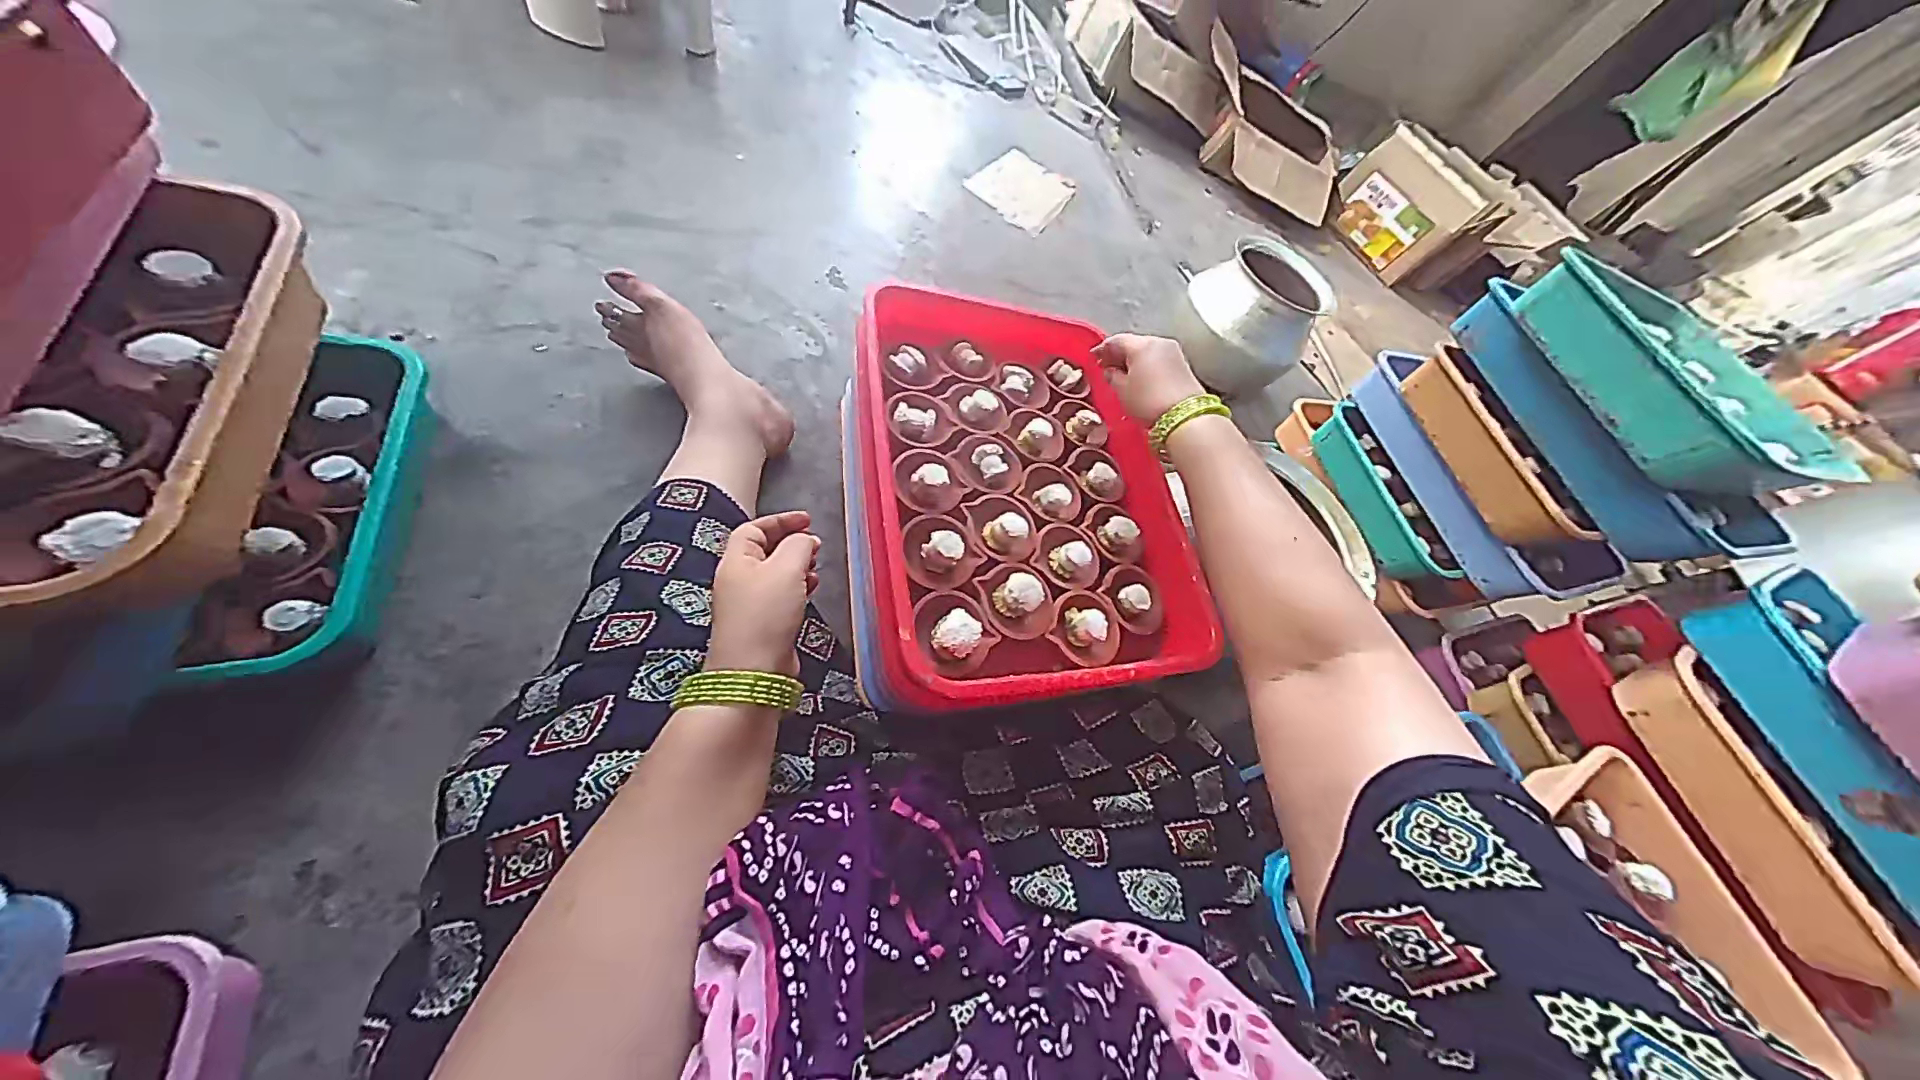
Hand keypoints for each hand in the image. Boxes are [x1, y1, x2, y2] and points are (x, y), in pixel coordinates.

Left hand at [706, 510, 819, 677]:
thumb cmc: (766, 614)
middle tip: (815, 544)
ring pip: (775, 573)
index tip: (807, 520)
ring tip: (816, 567)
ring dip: (797, 566)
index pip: (755, 528)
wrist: (754, 669)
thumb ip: (798, 546)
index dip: (781, 520)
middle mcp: (739, 579)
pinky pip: (781, 595)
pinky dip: (797, 587)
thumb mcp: (786, 569)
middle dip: (791, 543)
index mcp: (736, 561)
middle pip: (764, 550)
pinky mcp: (762, 623)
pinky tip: (811, 591)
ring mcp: (749, 603)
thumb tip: (807, 540)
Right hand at [1092, 334, 1206, 424]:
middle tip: (1106, 365)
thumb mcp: (1122, 391)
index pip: (1117, 340)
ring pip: (1147, 351)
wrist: (1184, 418)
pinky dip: (1146, 365)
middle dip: (1119, 353)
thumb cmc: (1149, 402)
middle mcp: (1159, 343)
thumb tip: (1110, 371)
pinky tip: (1140, 378)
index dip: (1102, 349)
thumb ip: (1112, 376)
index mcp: (1142, 345)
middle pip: (1134, 343)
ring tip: (1122, 374)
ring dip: (1133, 360)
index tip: (1094, 357)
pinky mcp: (1182, 365)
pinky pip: (1158, 359)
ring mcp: (1173, 353)